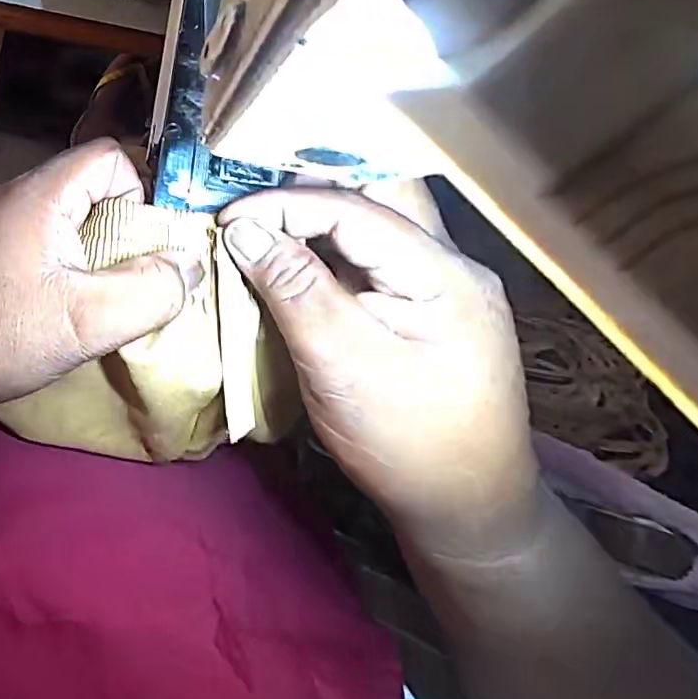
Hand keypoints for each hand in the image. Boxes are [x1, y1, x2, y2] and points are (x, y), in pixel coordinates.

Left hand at [0, 138, 200, 411]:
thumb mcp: (84, 321)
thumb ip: (149, 292)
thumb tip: (189, 266)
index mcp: (42, 194)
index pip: (110, 157)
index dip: (139, 193)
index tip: (143, 246)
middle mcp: (19, 194)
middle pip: (94, 186)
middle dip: (123, 230)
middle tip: (125, 280)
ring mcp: (0, 220)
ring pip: (72, 215)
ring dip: (97, 251)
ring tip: (96, 297)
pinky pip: (48, 237)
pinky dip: (69, 262)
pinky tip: (62, 304)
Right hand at [219, 188, 541, 558]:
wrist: (469, 510)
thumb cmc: (407, 445)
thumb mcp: (340, 366)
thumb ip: (293, 288)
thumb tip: (243, 228)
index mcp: (442, 272)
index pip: (352, 206)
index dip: (282, 204)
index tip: (228, 220)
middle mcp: (451, 262)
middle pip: (377, 192)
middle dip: (310, 188)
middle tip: (252, 204)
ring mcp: (443, 280)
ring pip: (376, 217)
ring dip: (320, 214)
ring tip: (267, 224)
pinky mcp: (428, 301)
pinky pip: (374, 252)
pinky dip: (331, 246)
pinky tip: (298, 258)